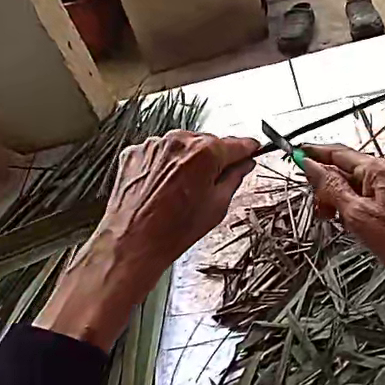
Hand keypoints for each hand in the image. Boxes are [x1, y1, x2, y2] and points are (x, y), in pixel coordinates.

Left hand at [38, 130, 259, 347]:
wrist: (132, 242)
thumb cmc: (172, 230)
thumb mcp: (217, 206)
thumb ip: (235, 178)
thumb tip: (244, 165)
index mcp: (205, 153)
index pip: (237, 143)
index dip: (248, 149)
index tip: (252, 150)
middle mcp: (179, 141)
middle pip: (208, 142)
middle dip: (215, 158)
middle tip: (213, 183)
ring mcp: (154, 145)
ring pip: (183, 146)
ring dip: (188, 161)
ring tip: (182, 191)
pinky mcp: (135, 152)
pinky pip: (160, 152)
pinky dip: (165, 165)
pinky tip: (164, 188)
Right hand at [298, 144, 384, 322]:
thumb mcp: (357, 215)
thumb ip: (331, 188)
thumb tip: (310, 166)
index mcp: (379, 170)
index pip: (338, 153)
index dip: (313, 153)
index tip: (293, 155)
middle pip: (345, 169)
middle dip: (325, 185)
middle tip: (317, 208)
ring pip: (353, 186)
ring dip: (337, 199)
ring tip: (332, 220)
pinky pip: (364, 198)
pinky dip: (350, 208)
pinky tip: (348, 224)